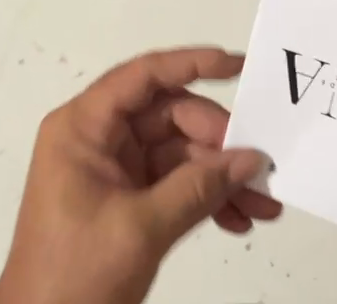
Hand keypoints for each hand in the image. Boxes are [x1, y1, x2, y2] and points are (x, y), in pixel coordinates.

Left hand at [0, 48, 280, 303]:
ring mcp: (113, 167)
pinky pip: (175, 183)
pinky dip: (205, 198)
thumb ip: (198, 188)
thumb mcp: (140, 228)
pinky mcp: (126, 197)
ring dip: (220, 176)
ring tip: (261, 203)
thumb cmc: (74, 273)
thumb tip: (250, 160)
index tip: (237, 65)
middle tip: (257, 166)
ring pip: (179, 152)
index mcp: (83, 126)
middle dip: (217, 141)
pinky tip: (237, 220)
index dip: (191, 63)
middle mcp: (98, 137)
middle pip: (169, 117)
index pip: (143, 77)